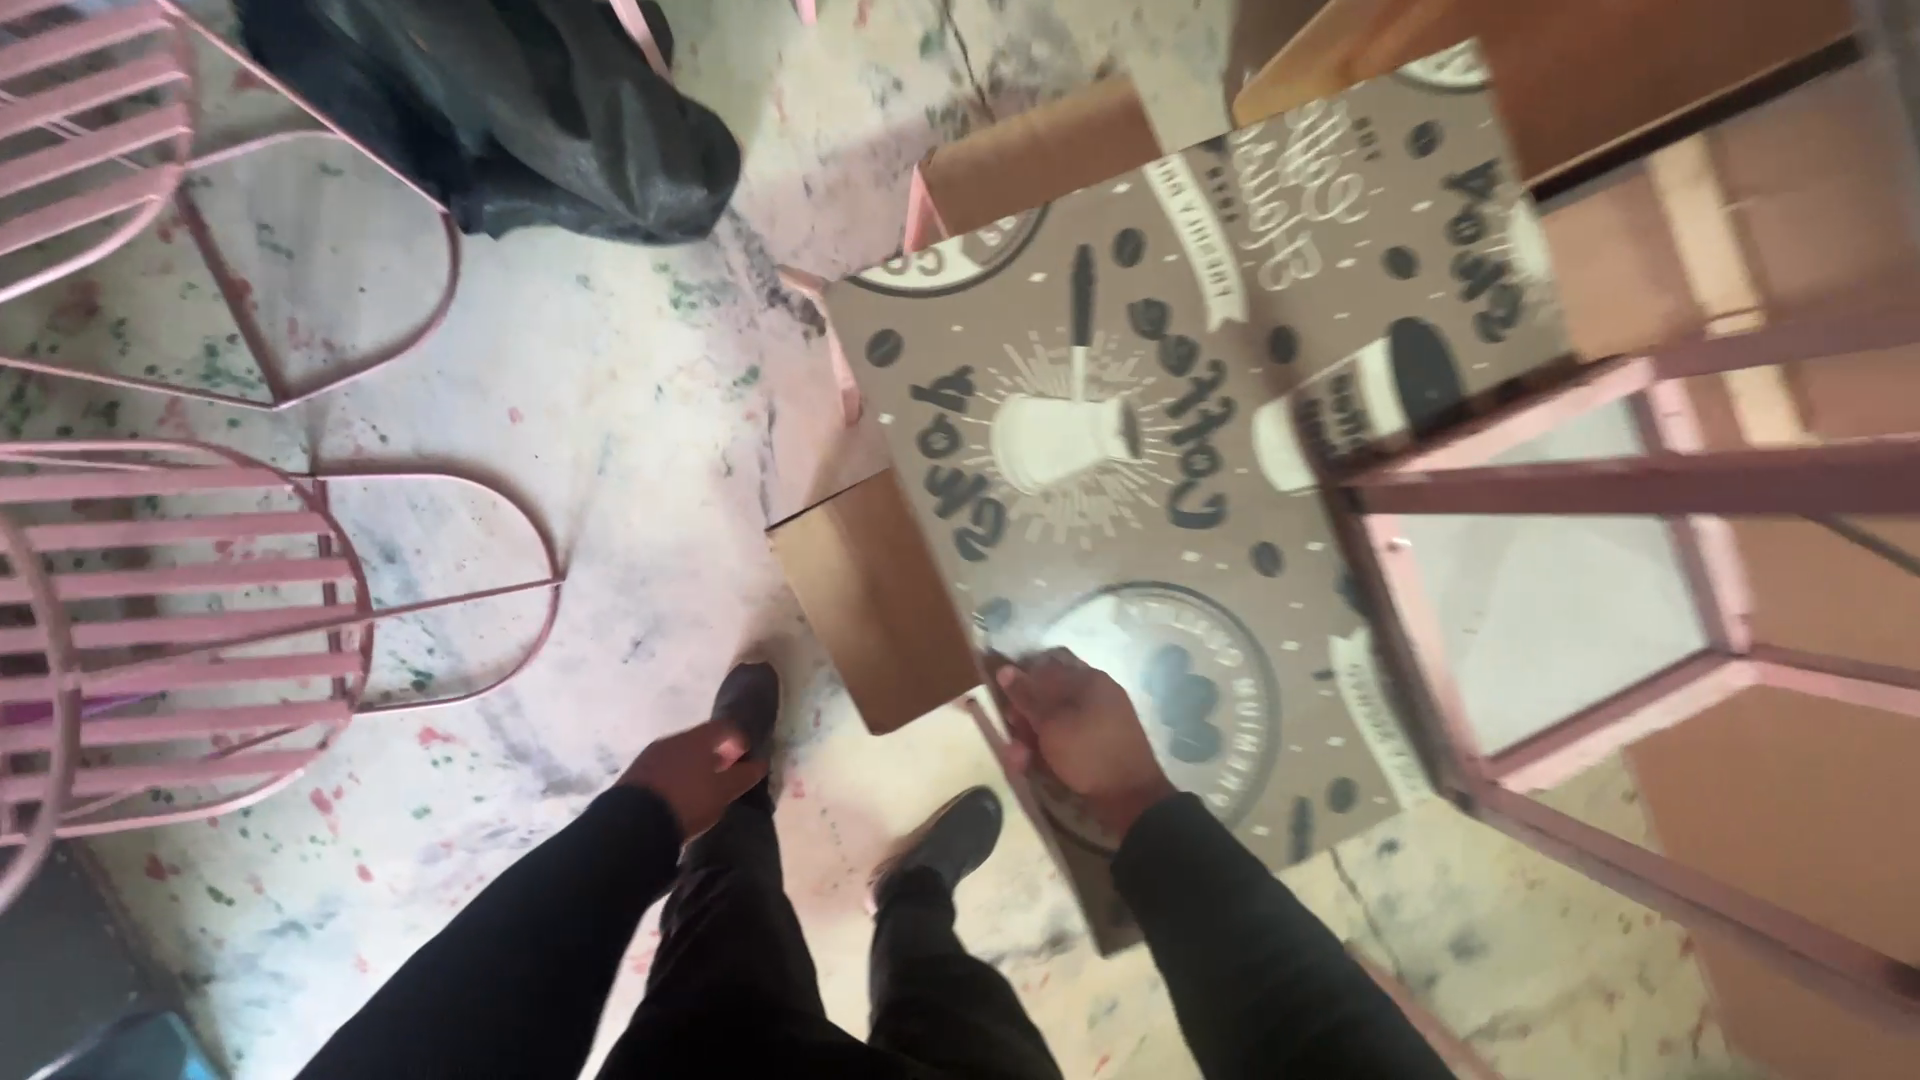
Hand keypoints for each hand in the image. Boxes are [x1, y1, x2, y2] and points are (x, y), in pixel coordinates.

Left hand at [617, 718, 767, 839]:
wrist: (632, 824)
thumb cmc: (688, 801)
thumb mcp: (723, 792)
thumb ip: (744, 776)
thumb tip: (760, 763)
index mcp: (698, 738)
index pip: (725, 726)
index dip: (738, 739)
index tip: (744, 758)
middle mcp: (673, 740)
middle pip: (700, 739)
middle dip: (715, 753)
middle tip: (724, 774)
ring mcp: (650, 755)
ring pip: (680, 753)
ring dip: (694, 765)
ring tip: (701, 788)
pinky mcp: (634, 774)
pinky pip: (663, 768)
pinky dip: (675, 776)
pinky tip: (678, 796)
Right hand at [990, 649, 1175, 838]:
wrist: (1132, 798)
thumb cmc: (1087, 752)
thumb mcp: (1050, 724)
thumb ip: (1026, 696)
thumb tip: (1005, 669)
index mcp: (1088, 679)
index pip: (1044, 669)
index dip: (1020, 686)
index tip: (1006, 709)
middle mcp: (1097, 693)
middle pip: (1050, 696)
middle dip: (1025, 718)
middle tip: (1012, 739)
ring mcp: (1103, 718)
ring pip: (1057, 720)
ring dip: (1034, 737)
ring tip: (1020, 760)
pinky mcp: (1103, 742)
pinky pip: (1070, 736)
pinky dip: (1052, 748)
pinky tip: (1036, 765)